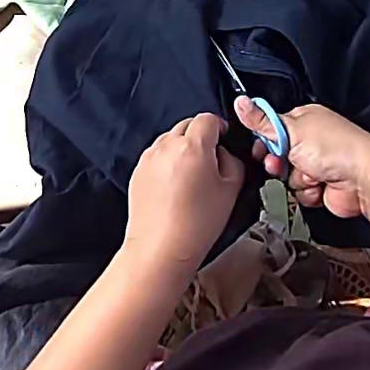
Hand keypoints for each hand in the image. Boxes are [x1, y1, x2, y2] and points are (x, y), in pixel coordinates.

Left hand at [124, 113, 244, 269]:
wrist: (160, 250)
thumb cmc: (197, 224)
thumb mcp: (231, 189)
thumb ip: (232, 161)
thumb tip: (224, 153)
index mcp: (193, 146)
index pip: (208, 119)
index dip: (220, 127)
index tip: (224, 139)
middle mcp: (167, 146)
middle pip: (188, 125)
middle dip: (201, 136)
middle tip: (211, 159)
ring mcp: (149, 158)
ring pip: (171, 139)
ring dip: (183, 148)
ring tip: (192, 176)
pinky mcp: (138, 172)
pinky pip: (157, 155)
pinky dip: (168, 162)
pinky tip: (176, 186)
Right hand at [235, 97, 369, 218]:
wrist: (363, 181)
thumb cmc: (337, 148)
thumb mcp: (291, 130)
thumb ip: (262, 121)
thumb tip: (241, 103)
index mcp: (305, 118)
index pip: (272, 126)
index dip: (263, 140)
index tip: (260, 147)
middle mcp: (311, 140)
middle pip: (276, 153)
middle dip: (278, 162)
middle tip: (283, 162)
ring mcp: (317, 163)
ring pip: (286, 176)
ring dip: (295, 178)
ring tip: (311, 174)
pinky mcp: (320, 185)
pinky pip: (299, 192)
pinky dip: (307, 192)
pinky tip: (320, 185)